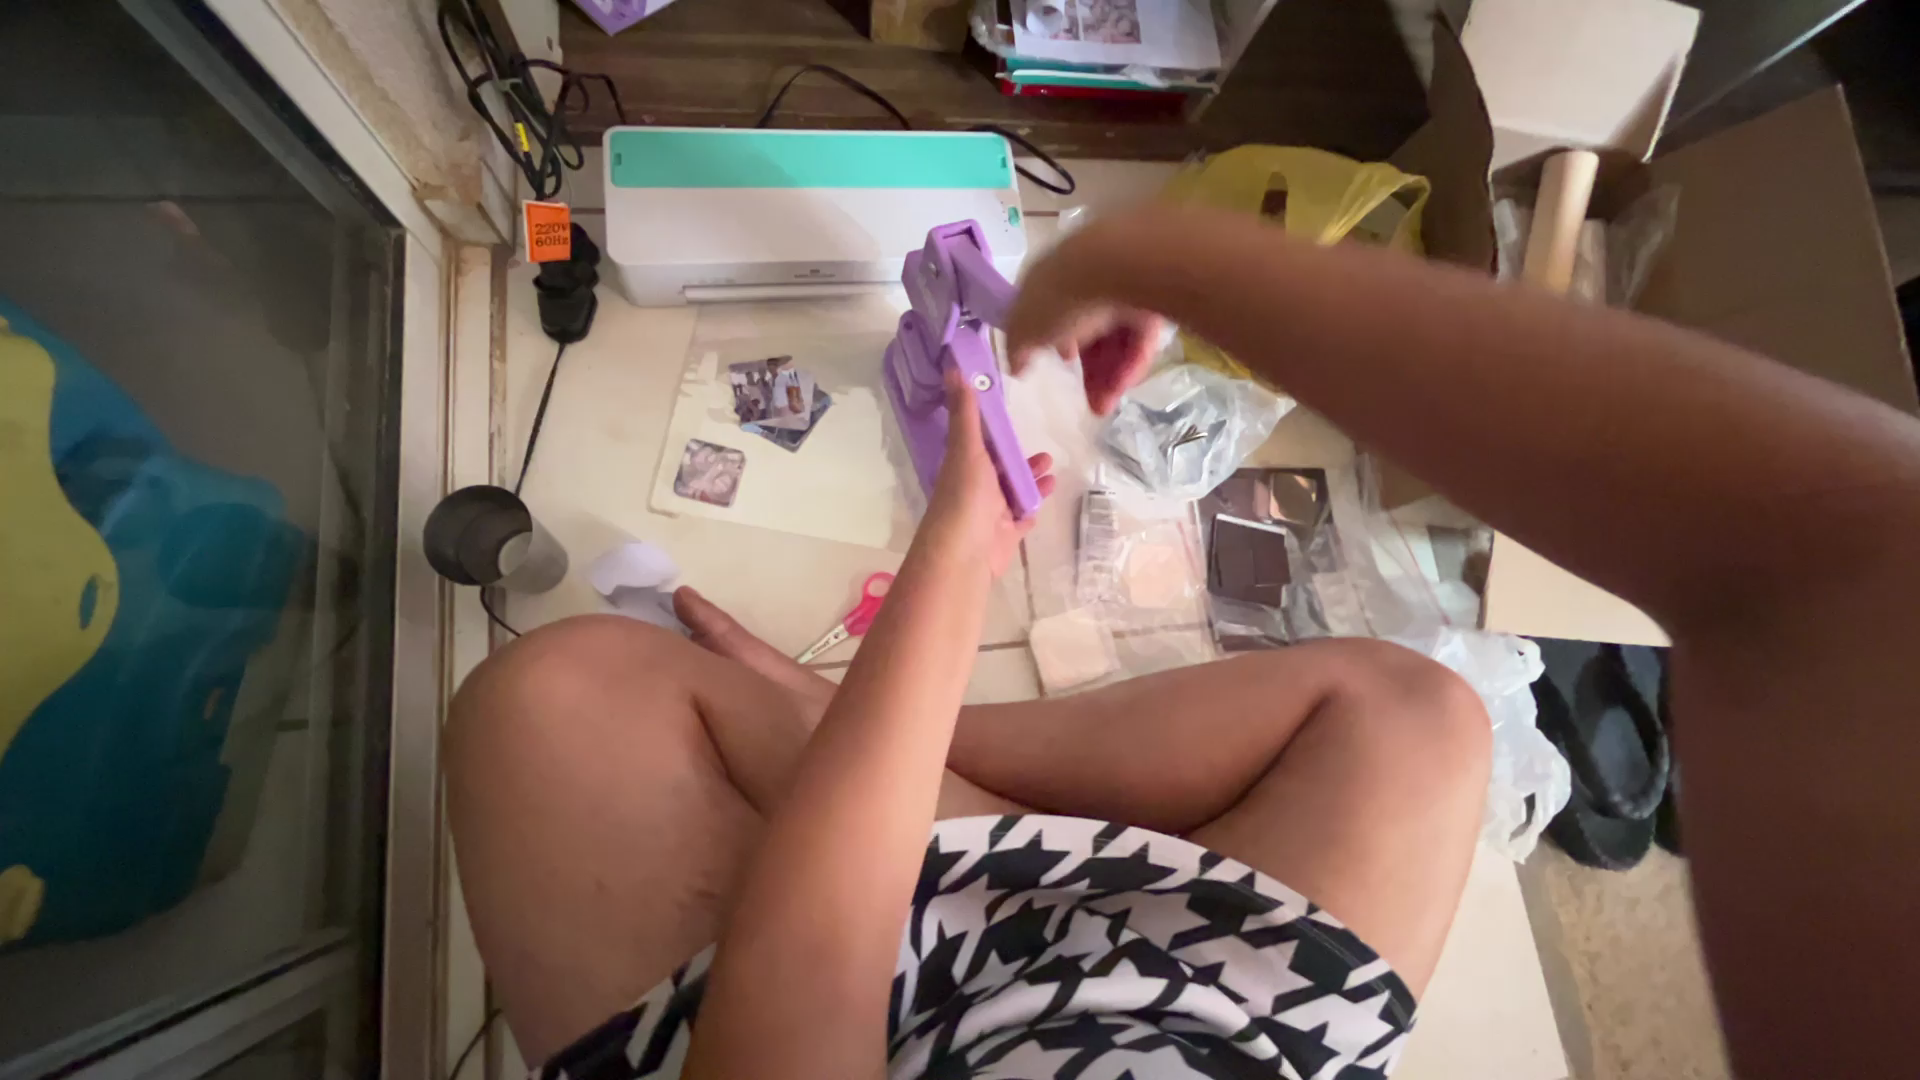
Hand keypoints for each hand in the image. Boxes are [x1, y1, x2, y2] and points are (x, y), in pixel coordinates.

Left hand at [921, 368, 1054, 577]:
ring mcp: (991, 513)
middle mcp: (975, 488)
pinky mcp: (1006, 534)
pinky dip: (1035, 503)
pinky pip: (1023, 516)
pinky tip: (1049, 492)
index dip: (995, 430)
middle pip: (1000, 468)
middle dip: (1020, 458)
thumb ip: (966, 412)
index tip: (1012, 414)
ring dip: (1032, 479)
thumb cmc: (964, 497)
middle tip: (1044, 451)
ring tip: (1051, 469)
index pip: (979, 443)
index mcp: (962, 466)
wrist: (965, 555)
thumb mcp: (966, 449)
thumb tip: (953, 368)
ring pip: (1014, 491)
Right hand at [1005, 218, 1166, 414]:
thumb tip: (1015, 366)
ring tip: (1105, 408)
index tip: (1059, 365)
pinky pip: (1142, 335)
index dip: (1052, 342)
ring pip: (1118, 339)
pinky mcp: (1157, 295)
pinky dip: (1133, 362)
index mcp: (1052, 277)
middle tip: (1091, 406)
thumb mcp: (1026, 327)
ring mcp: (1125, 286)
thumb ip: (1017, 348)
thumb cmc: (1061, 295)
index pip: (1050, 311)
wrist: (1120, 266)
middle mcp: (1088, 278)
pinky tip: (1124, 386)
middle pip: (1089, 331)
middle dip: (1090, 374)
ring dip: (1111, 378)